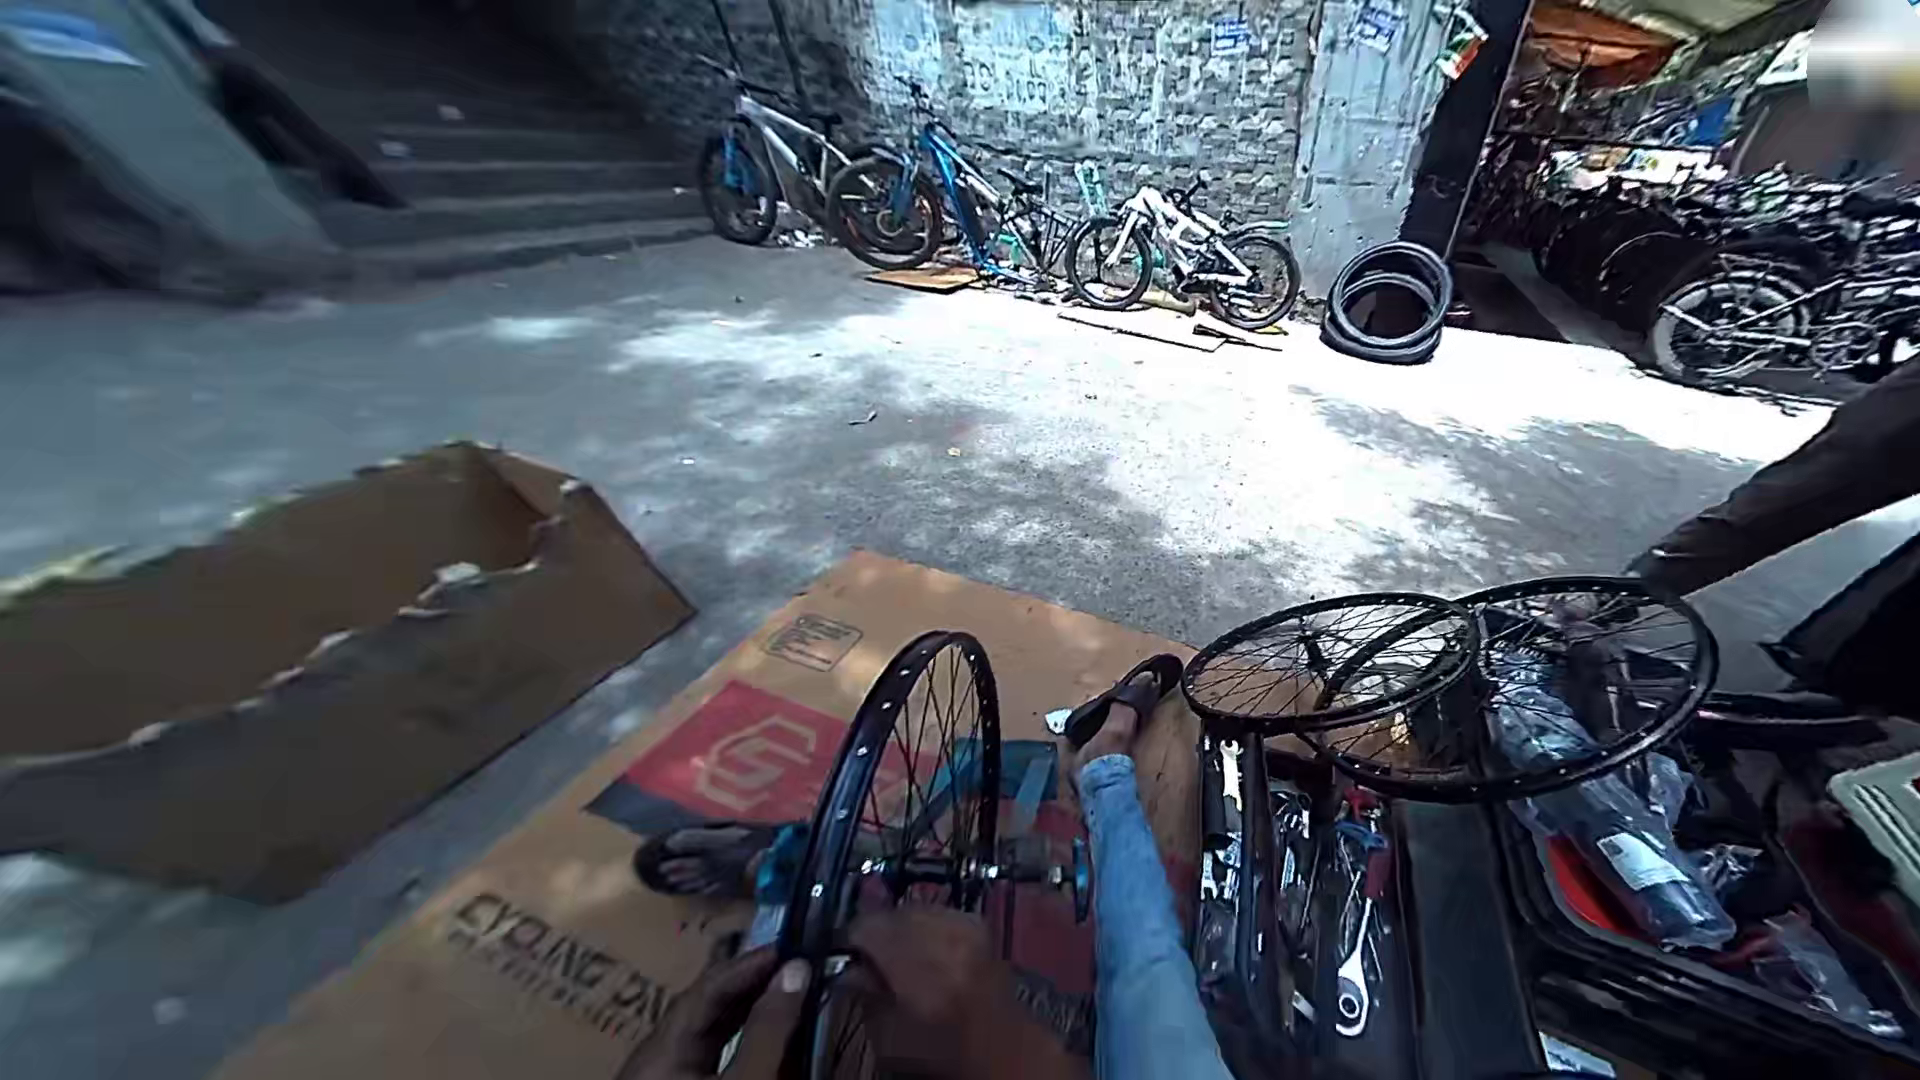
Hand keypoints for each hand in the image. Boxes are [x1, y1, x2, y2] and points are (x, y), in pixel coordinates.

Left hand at [617, 948, 808, 1079]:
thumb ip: (769, 1029)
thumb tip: (798, 968)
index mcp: (660, 1047)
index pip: (710, 984)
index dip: (754, 962)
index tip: (796, 946)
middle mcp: (656, 1056)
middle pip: (709, 1003)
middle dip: (755, 981)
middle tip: (799, 964)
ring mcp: (663, 1077)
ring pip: (711, 1028)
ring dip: (750, 1007)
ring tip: (790, 991)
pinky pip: (710, 1052)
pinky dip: (741, 1035)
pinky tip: (767, 1033)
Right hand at [846, 907, 1088, 1079]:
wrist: (1003, 1048)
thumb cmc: (943, 1053)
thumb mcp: (891, 1041)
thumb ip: (866, 996)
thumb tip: (847, 966)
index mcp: (920, 968)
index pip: (871, 927)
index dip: (850, 936)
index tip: (842, 950)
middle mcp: (944, 935)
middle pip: (893, 912)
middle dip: (875, 928)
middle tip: (866, 952)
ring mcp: (964, 922)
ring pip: (914, 906)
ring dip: (900, 924)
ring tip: (895, 950)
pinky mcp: (976, 919)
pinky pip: (937, 909)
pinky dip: (925, 922)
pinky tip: (923, 946)